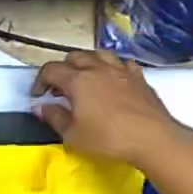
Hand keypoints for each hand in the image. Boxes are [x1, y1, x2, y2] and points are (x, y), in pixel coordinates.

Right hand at [32, 51, 192, 165]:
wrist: (154, 139)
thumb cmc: (108, 139)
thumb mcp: (72, 135)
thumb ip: (54, 117)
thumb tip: (42, 107)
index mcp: (78, 80)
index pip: (50, 70)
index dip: (40, 81)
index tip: (39, 96)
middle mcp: (98, 69)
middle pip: (73, 57)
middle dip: (62, 70)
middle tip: (60, 89)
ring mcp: (121, 70)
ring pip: (99, 54)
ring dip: (87, 63)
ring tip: (85, 78)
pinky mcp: (139, 78)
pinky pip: (122, 63)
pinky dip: (112, 68)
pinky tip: (112, 79)